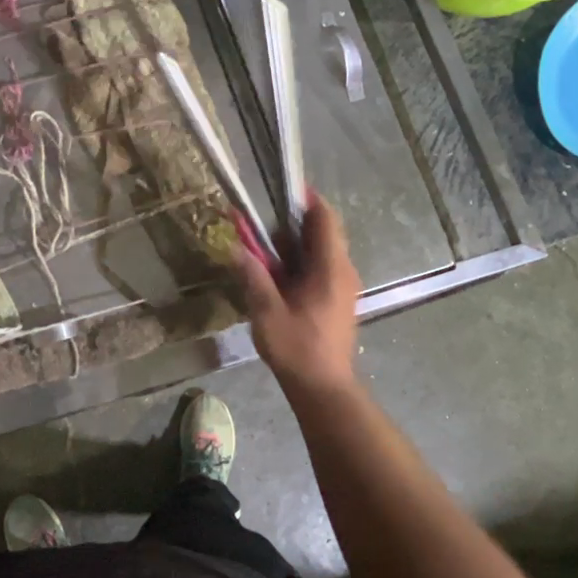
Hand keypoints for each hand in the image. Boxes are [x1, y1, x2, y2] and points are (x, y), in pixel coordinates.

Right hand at [237, 193, 361, 391]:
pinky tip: (274, 275)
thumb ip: (252, 275)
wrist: (323, 389)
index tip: (282, 188)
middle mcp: (342, 271)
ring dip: (291, 246)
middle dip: (290, 225)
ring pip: (319, 252)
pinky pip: (319, 269)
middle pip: (321, 233)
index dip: (306, 199)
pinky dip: (297, 264)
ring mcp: (342, 287)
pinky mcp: (336, 301)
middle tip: (258, 224)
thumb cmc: (297, 348)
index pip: (325, 219)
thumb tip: (235, 247)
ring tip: (260, 249)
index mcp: (331, 268)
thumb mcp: (266, 311)